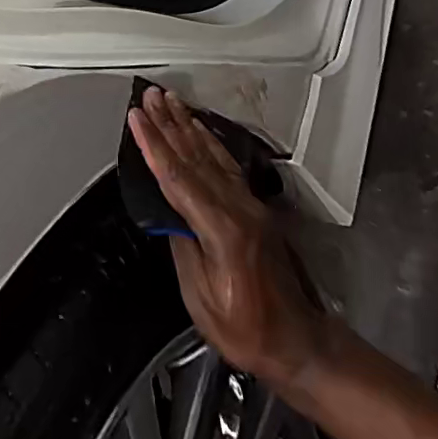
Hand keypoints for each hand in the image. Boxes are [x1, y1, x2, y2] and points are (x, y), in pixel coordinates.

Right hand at [126, 86, 327, 385]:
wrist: (301, 343)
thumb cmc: (248, 331)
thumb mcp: (202, 299)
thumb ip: (184, 248)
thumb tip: (170, 213)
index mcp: (222, 230)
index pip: (178, 177)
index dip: (154, 145)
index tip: (137, 117)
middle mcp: (238, 208)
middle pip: (195, 157)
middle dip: (169, 123)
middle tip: (150, 95)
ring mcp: (250, 205)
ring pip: (212, 155)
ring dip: (187, 125)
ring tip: (171, 100)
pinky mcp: (255, 208)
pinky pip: (226, 165)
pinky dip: (209, 141)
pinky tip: (199, 128)